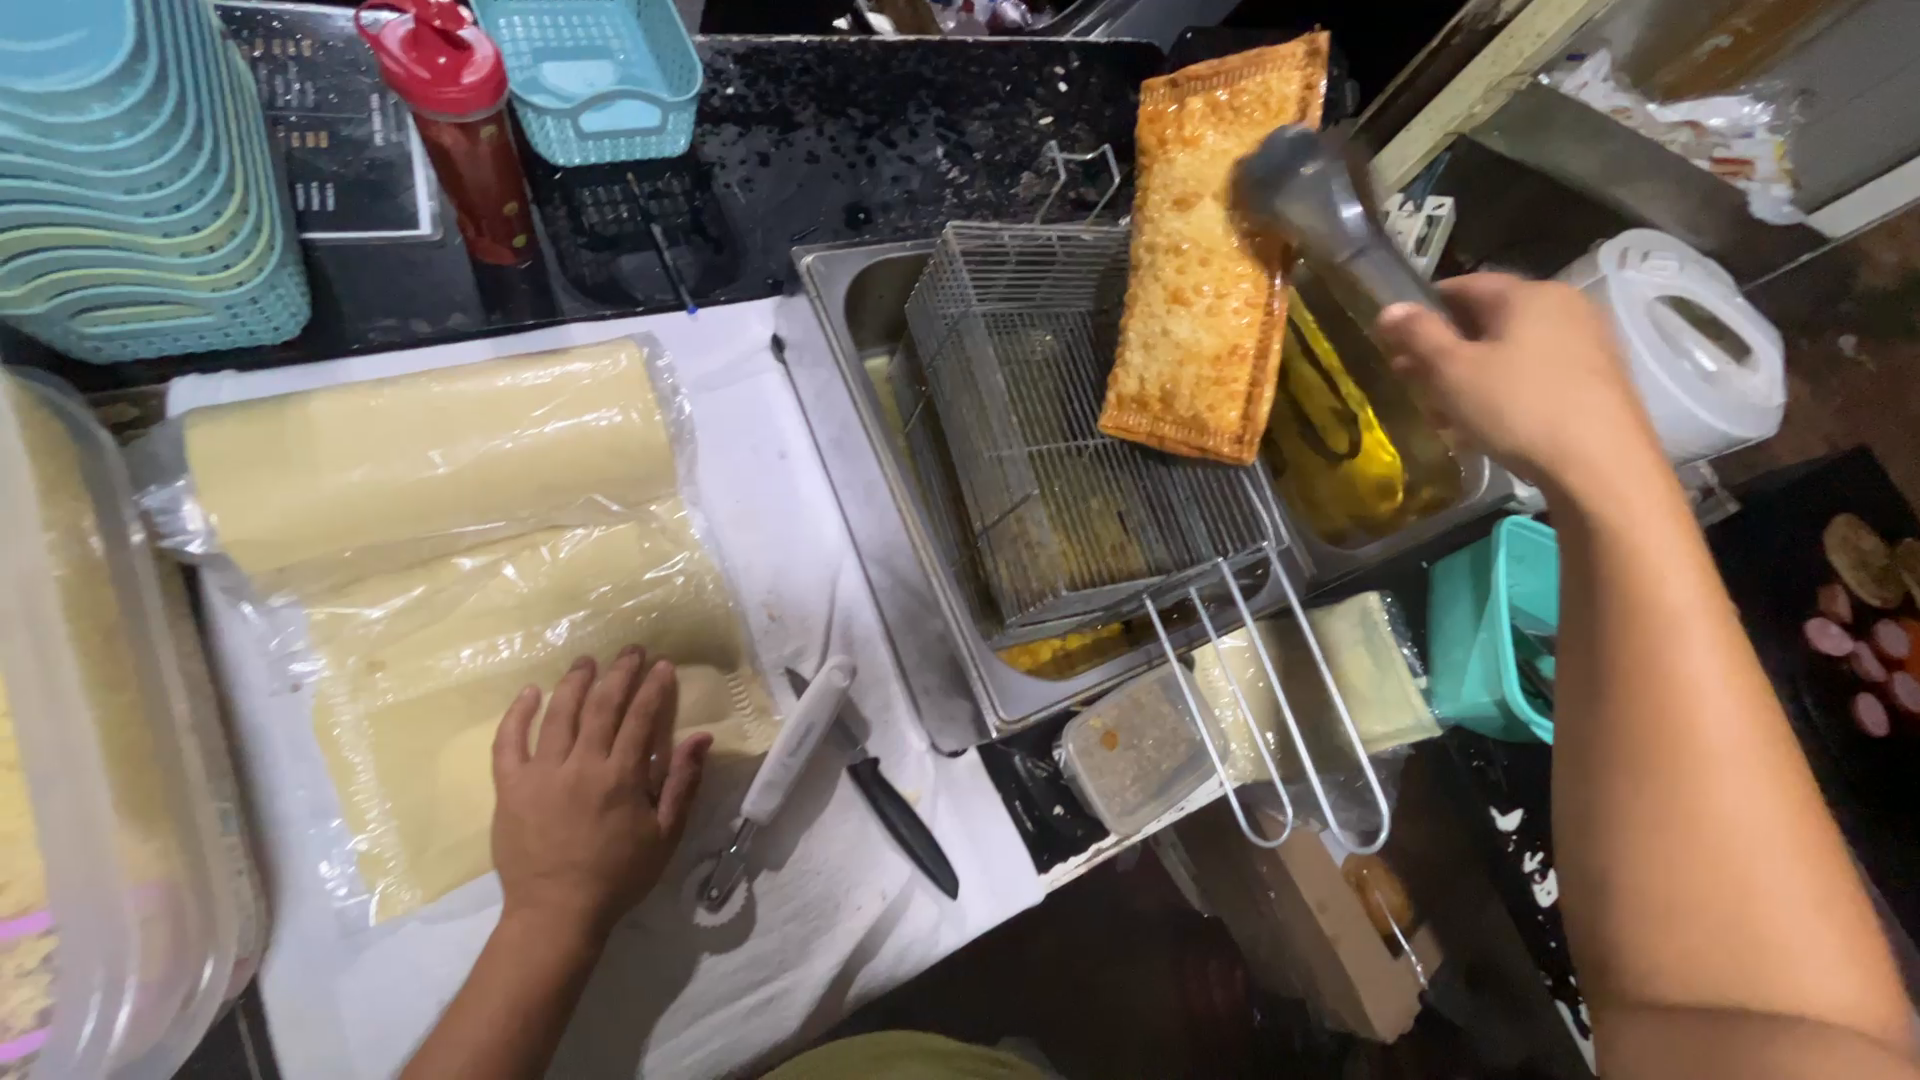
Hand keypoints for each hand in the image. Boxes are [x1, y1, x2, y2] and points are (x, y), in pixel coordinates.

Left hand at [491, 647, 712, 938]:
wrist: (556, 913)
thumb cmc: (619, 875)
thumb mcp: (666, 834)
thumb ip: (683, 782)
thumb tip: (701, 738)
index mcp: (620, 777)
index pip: (640, 718)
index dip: (653, 687)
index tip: (662, 665)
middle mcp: (580, 766)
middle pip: (600, 706)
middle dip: (619, 673)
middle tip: (630, 651)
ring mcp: (540, 775)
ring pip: (558, 714)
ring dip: (574, 682)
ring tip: (586, 661)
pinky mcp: (510, 788)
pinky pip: (509, 743)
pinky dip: (518, 714)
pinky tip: (530, 693)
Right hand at [1375, 274, 1667, 502]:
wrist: (1599, 464)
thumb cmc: (1515, 407)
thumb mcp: (1452, 371)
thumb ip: (1418, 335)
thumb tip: (1389, 308)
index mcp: (1528, 294)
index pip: (1462, 286)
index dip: (1422, 310)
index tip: (1393, 340)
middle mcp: (1564, 305)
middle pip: (1487, 319)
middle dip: (1443, 348)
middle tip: (1410, 378)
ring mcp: (1585, 341)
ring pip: (1508, 348)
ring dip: (1468, 372)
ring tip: (1441, 408)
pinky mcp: (1595, 376)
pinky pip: (1533, 371)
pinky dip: (1501, 387)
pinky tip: (1483, 420)